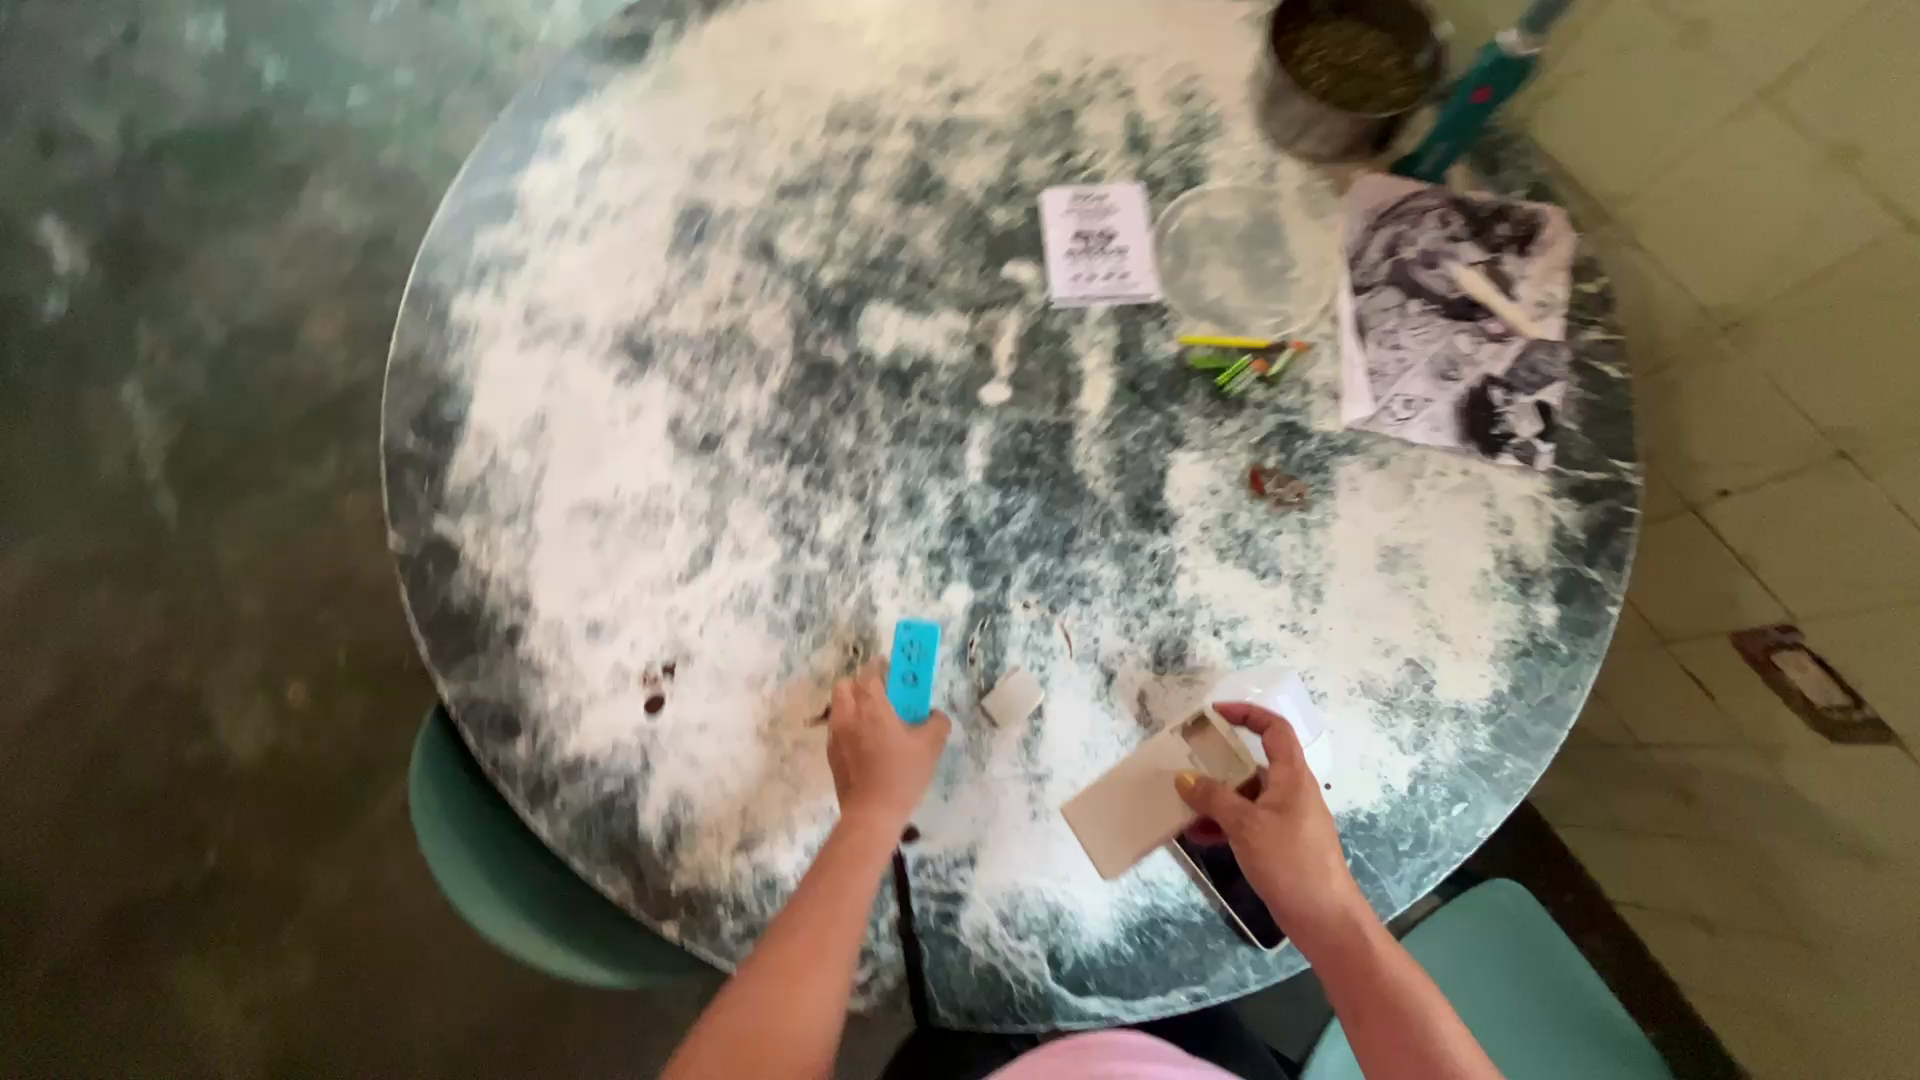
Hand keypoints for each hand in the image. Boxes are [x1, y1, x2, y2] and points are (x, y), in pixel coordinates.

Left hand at [826, 664, 950, 835]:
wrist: (871, 813)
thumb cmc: (902, 774)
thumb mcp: (931, 746)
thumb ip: (937, 722)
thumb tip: (934, 715)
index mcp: (871, 707)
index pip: (869, 673)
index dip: (880, 666)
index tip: (891, 667)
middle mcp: (848, 715)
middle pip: (845, 685)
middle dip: (860, 683)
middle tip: (881, 693)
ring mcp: (835, 735)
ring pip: (839, 707)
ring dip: (854, 704)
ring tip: (874, 720)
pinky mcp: (831, 755)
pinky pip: (838, 729)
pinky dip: (849, 726)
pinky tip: (867, 744)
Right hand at [1176, 703, 1368, 950]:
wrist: (1326, 920)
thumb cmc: (1291, 862)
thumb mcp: (1245, 825)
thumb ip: (1213, 797)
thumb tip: (1183, 778)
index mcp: (1292, 776)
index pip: (1274, 729)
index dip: (1247, 713)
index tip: (1215, 713)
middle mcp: (1291, 791)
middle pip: (1254, 762)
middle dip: (1219, 761)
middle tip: (1188, 759)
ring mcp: (1286, 819)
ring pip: (1247, 794)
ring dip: (1216, 796)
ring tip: (1184, 800)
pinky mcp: (1280, 844)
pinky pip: (1246, 821)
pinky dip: (1223, 823)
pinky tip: (1198, 835)